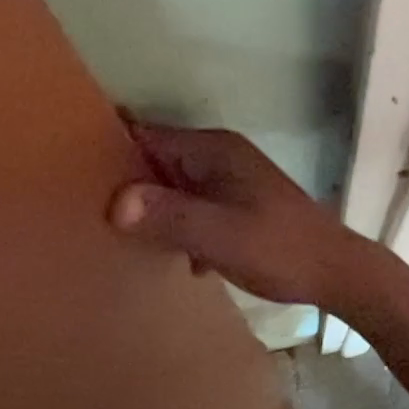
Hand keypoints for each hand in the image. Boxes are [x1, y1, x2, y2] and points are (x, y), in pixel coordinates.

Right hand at [109, 115, 374, 311]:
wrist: (335, 273)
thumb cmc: (278, 248)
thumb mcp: (219, 234)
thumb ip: (168, 216)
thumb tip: (114, 202)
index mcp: (212, 151)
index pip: (148, 135)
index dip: (111, 148)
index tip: (73, 170)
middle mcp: (218, 157)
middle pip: (157, 160)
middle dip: (127, 182)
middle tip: (85, 209)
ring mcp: (229, 181)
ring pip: (174, 187)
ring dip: (152, 209)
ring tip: (116, 235)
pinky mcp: (236, 207)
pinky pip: (192, 208)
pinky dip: (179, 227)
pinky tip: (175, 259)